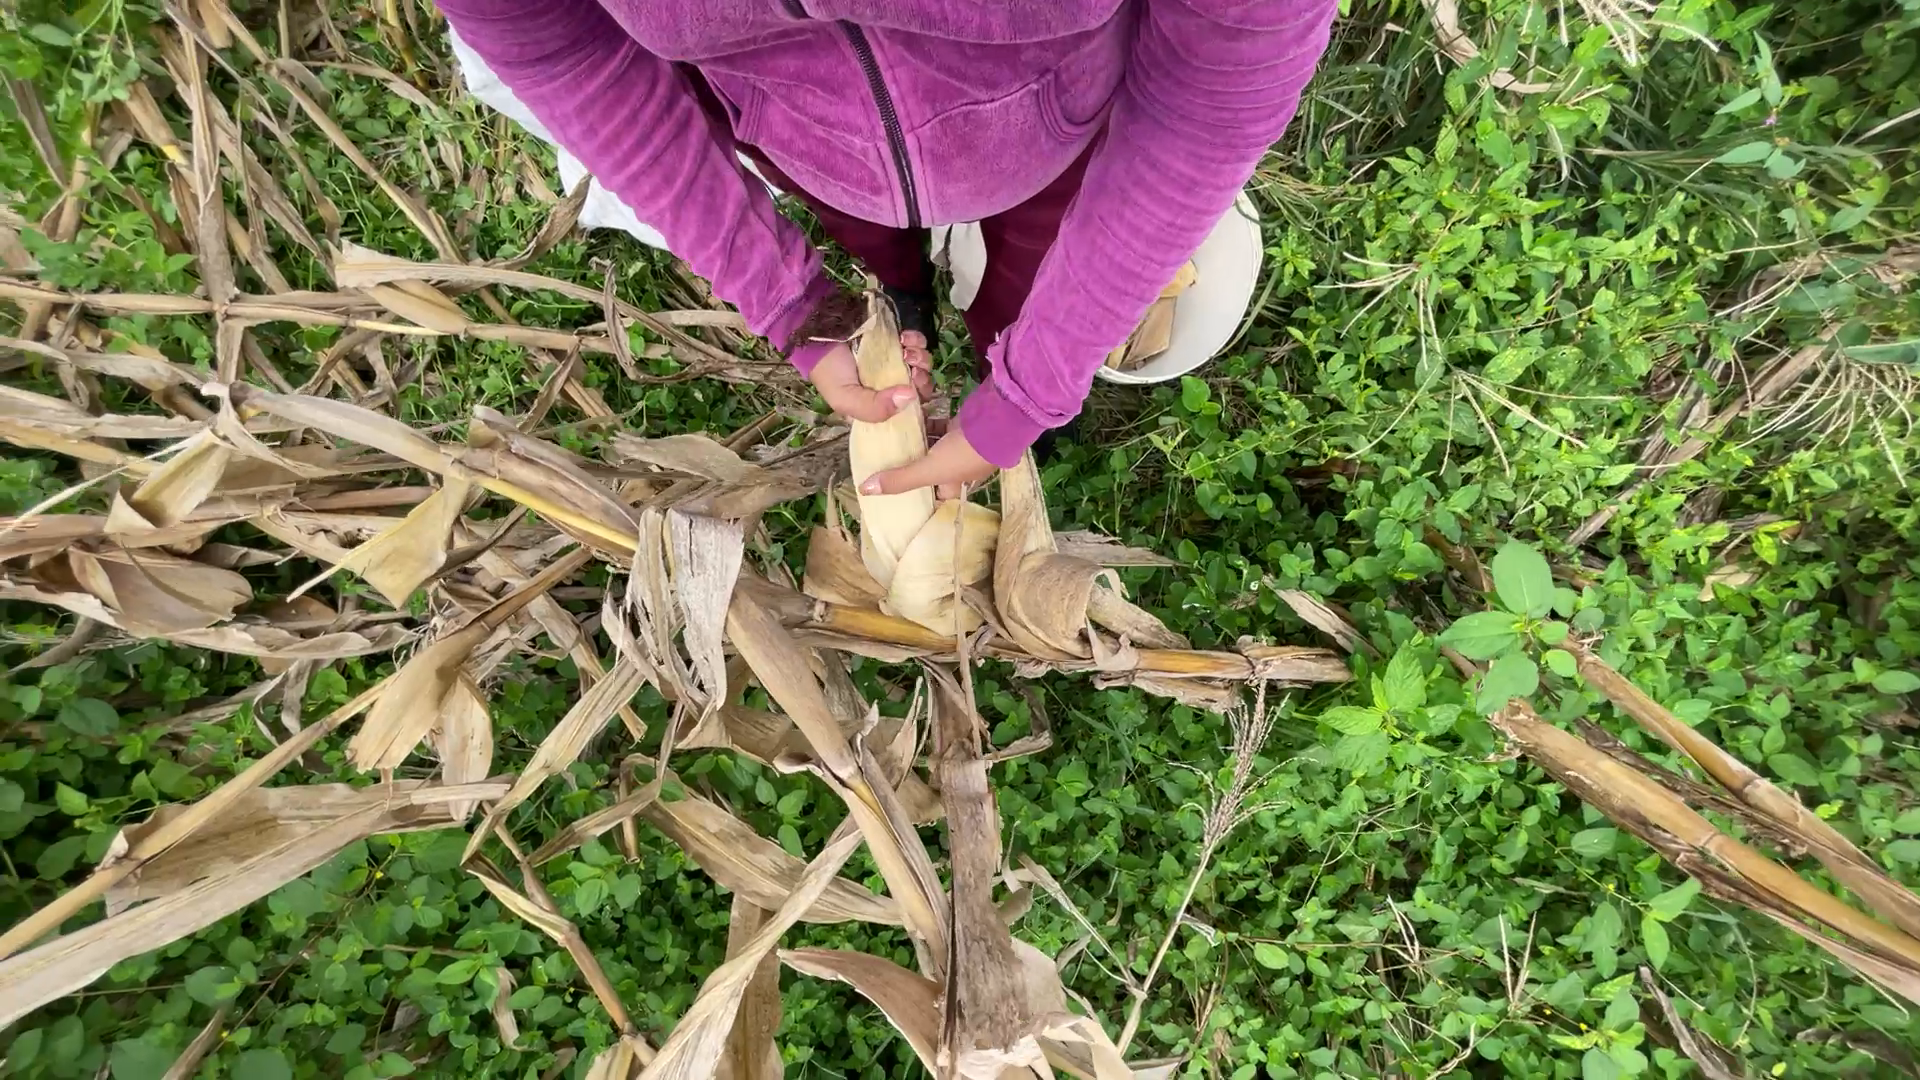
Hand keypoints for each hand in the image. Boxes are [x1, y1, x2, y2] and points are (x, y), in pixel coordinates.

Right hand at [808, 334, 935, 421]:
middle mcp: (890, 387)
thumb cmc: (830, 371)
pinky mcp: (897, 342)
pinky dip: (916, 340)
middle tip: (911, 370)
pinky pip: (918, 343)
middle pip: (921, 388)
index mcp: (880, 407)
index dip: (917, 404)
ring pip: (923, 365)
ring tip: (905, 350)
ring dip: (920, 358)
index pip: (909, 413)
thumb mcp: (846, 399)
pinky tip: (904, 338)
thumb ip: (875, 409)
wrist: (819, 334)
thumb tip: (909, 397)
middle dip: (922, 379)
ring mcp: (895, 363)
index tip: (913, 391)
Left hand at [859, 421, 995, 498]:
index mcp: (952, 487)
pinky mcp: (959, 427)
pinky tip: (905, 418)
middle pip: (927, 473)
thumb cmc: (966, 452)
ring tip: (888, 439)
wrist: (997, 420)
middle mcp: (956, 470)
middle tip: (882, 462)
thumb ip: (900, 480)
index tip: (891, 494)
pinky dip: (924, 424)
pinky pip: (936, 428)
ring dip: (914, 444)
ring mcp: (958, 448)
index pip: (931, 499)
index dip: (915, 499)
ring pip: (930, 449)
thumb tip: (865, 491)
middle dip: (908, 467)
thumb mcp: (931, 470)